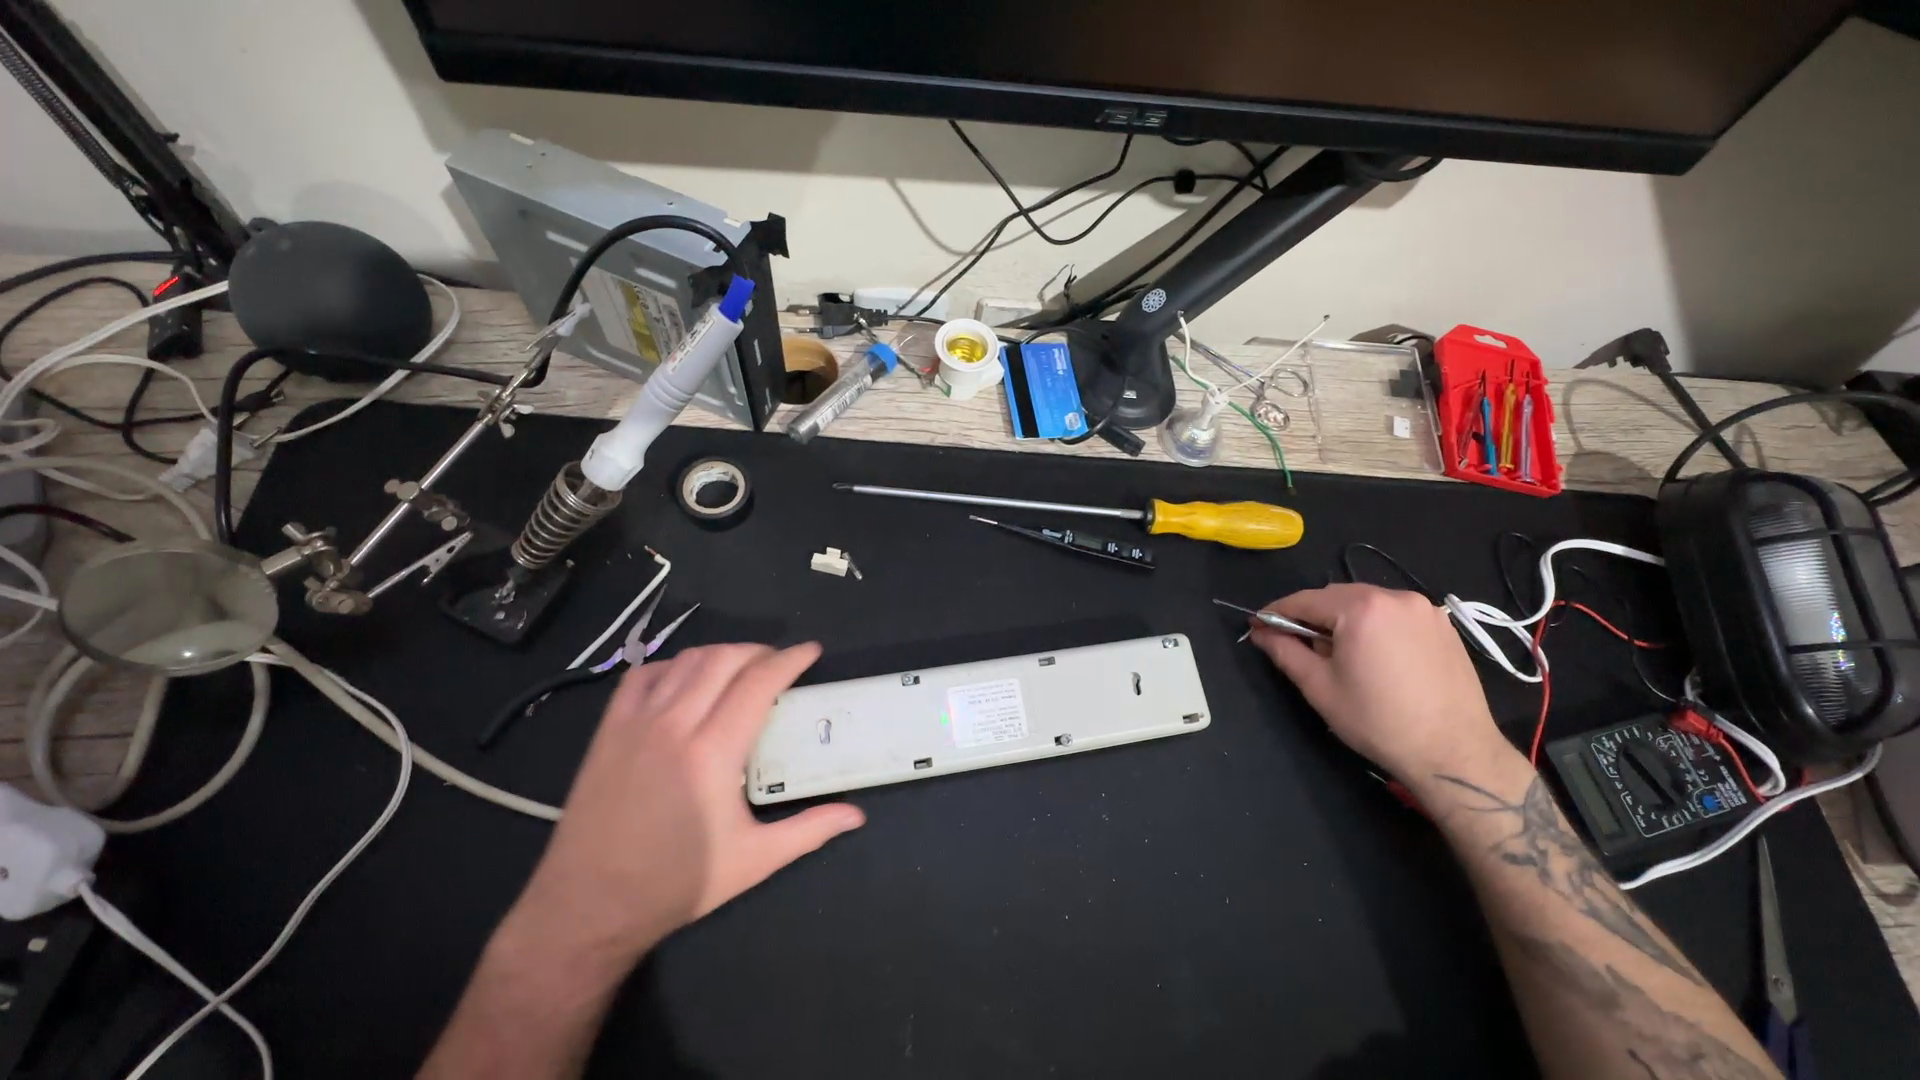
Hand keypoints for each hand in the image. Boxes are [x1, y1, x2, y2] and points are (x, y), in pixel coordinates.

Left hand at [503, 643, 864, 971]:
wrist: (589, 904)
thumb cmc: (677, 883)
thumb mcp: (753, 861)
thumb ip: (809, 830)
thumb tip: (856, 815)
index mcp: (713, 752)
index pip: (758, 682)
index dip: (789, 660)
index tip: (811, 652)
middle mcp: (674, 724)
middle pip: (723, 659)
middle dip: (758, 651)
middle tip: (780, 663)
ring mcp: (636, 723)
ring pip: (685, 661)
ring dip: (720, 654)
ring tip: (740, 668)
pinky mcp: (608, 730)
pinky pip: (642, 676)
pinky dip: (673, 666)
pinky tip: (686, 681)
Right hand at [1249, 584, 1514, 786]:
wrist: (1454, 751)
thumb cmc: (1378, 721)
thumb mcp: (1320, 687)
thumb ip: (1285, 652)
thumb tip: (1261, 633)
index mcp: (1361, 608)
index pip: (1305, 600)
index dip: (1276, 612)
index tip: (1257, 625)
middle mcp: (1395, 597)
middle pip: (1337, 597)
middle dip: (1312, 616)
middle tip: (1295, 644)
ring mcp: (1424, 609)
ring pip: (1368, 603)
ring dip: (1344, 620)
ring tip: (1338, 654)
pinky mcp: (1444, 625)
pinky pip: (1395, 614)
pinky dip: (1375, 626)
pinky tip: (1374, 657)